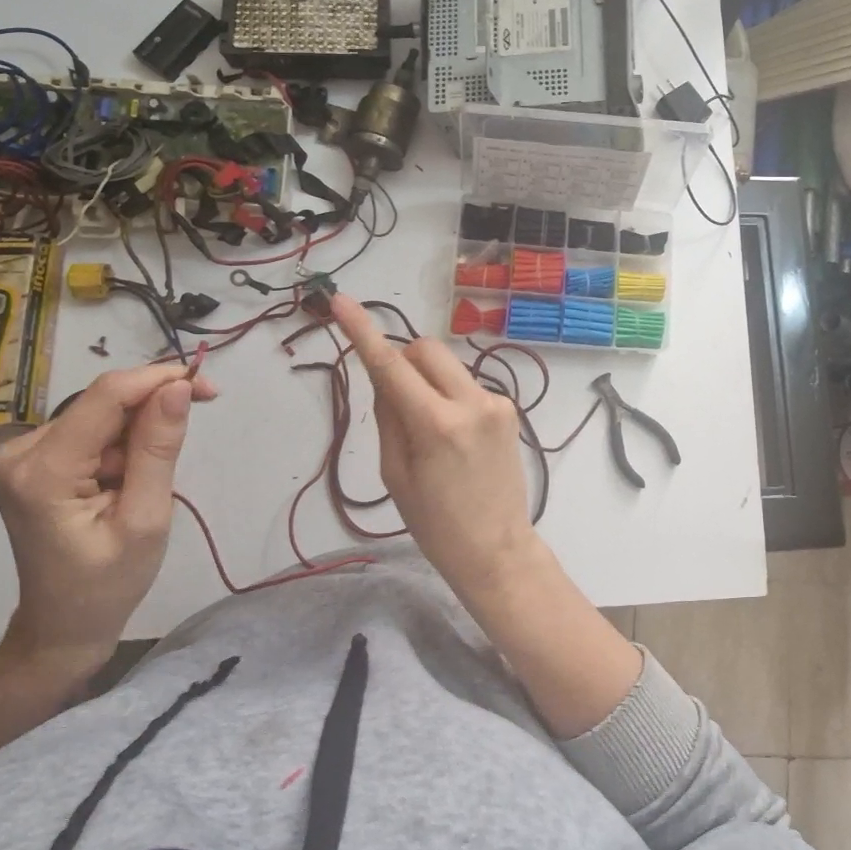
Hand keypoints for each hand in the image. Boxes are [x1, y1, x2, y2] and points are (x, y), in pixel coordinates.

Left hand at [0, 363, 214, 660]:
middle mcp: (20, 452)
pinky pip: (90, 431)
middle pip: (103, 402)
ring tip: (154, 477)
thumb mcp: (146, 519)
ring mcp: (21, 456)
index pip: (106, 395)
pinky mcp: (31, 462)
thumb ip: (158, 449)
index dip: (160, 379)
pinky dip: (123, 443)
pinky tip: (133, 476)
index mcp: (43, 470)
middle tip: (205, 410)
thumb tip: (178, 388)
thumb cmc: (109, 583)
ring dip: (140, 430)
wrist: (63, 625)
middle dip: (156, 403)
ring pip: (100, 414)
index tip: (208, 387)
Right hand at [330, 294, 534, 587]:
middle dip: (403, 361)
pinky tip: (456, 440)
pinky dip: (450, 398)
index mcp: (436, 425)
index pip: (390, 365)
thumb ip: (388, 416)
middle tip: (394, 400)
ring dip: (428, 383)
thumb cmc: (435, 522)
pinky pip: (466, 386)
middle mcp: (472, 403)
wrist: (496, 548)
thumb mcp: (395, 473)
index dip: (362, 331)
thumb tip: (385, 375)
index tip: (341, 300)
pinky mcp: (509, 409)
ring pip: (447, 367)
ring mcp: (496, 403)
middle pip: (426, 349)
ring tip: (431, 435)